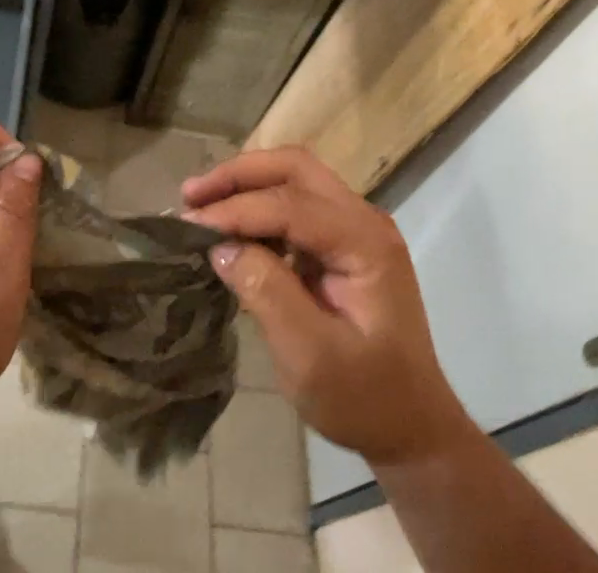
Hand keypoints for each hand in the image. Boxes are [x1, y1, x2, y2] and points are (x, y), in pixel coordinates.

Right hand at [181, 147, 475, 466]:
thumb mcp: (309, 354)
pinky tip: (228, 230)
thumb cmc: (364, 398)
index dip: (235, 210)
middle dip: (239, 175)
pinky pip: (295, 208)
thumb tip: (220, 247)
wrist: (410, 428)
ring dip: (245, 186)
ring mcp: (355, 232)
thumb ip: (266, 292)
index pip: (290, 205)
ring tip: (199, 206)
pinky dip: (257, 208)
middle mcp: (364, 222)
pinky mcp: (341, 248)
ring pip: (294, 180)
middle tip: (191, 196)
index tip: (188, 227)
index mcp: (365, 244)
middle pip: (295, 169)